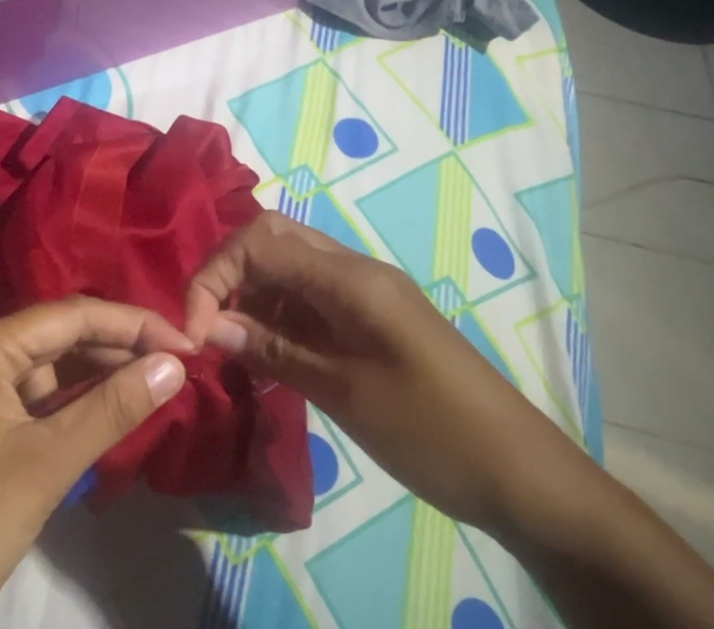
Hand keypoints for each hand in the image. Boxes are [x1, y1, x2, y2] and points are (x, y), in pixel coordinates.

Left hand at [0, 298, 191, 628]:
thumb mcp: (48, 464)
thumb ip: (113, 408)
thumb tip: (175, 365)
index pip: (68, 316)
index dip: (133, 325)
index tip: (187, 344)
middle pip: (54, 335)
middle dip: (116, 350)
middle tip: (177, 367)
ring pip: (42, 365)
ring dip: (93, 376)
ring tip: (153, 385)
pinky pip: (24, 392)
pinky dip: (64, 402)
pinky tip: (106, 409)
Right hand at [183, 212, 596, 535]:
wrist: (520, 473)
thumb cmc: (433, 430)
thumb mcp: (343, 392)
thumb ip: (272, 351)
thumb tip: (206, 327)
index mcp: (350, 278)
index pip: (258, 242)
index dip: (214, 276)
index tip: (193, 331)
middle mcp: (354, 272)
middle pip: (271, 239)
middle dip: (228, 275)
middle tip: (206, 329)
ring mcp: (364, 296)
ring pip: (287, 268)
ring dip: (249, 296)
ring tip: (228, 347)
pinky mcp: (369, 322)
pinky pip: (307, 300)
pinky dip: (274, 318)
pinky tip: (262, 356)